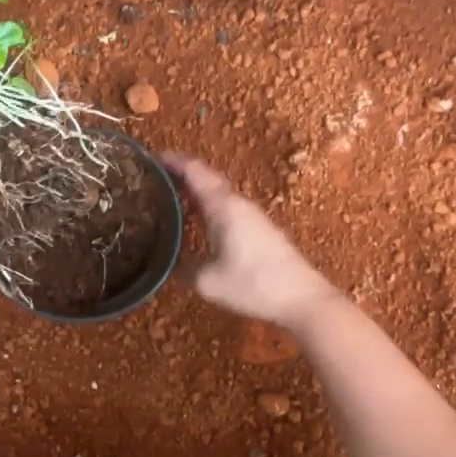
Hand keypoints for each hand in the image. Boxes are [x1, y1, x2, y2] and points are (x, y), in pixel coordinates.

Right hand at [163, 152, 339, 328]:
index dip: (174, 161)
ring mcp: (253, 216)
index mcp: (223, 207)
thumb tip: (171, 265)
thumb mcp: (208, 282)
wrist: (303, 299)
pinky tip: (200, 219)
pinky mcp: (261, 230)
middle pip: (208, 178)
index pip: (196, 172)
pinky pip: (228, 207)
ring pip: (219, 193)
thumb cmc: (254, 285)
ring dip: (198, 189)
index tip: (152, 157)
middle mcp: (238, 204)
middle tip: (156, 176)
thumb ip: (185, 269)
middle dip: (183, 173)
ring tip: (173, 195)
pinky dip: (209, 204)